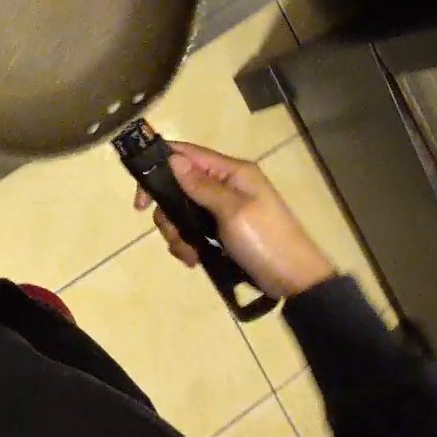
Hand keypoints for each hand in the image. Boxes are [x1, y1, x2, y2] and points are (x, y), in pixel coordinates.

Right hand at [135, 140, 335, 299]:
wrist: (294, 281)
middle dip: (168, 212)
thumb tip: (173, 158)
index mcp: (233, 172)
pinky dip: (187, 245)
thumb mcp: (233, 211)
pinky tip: (195, 260)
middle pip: (178, 186)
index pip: (187, 154)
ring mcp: (222, 210)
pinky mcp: (220, 231)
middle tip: (171, 233)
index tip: (141, 197)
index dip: (159, 166)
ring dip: (177, 233)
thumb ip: (202, 185)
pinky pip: (191, 231)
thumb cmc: (266, 241)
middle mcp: (225, 186)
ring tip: (190, 254)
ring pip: (181, 212)